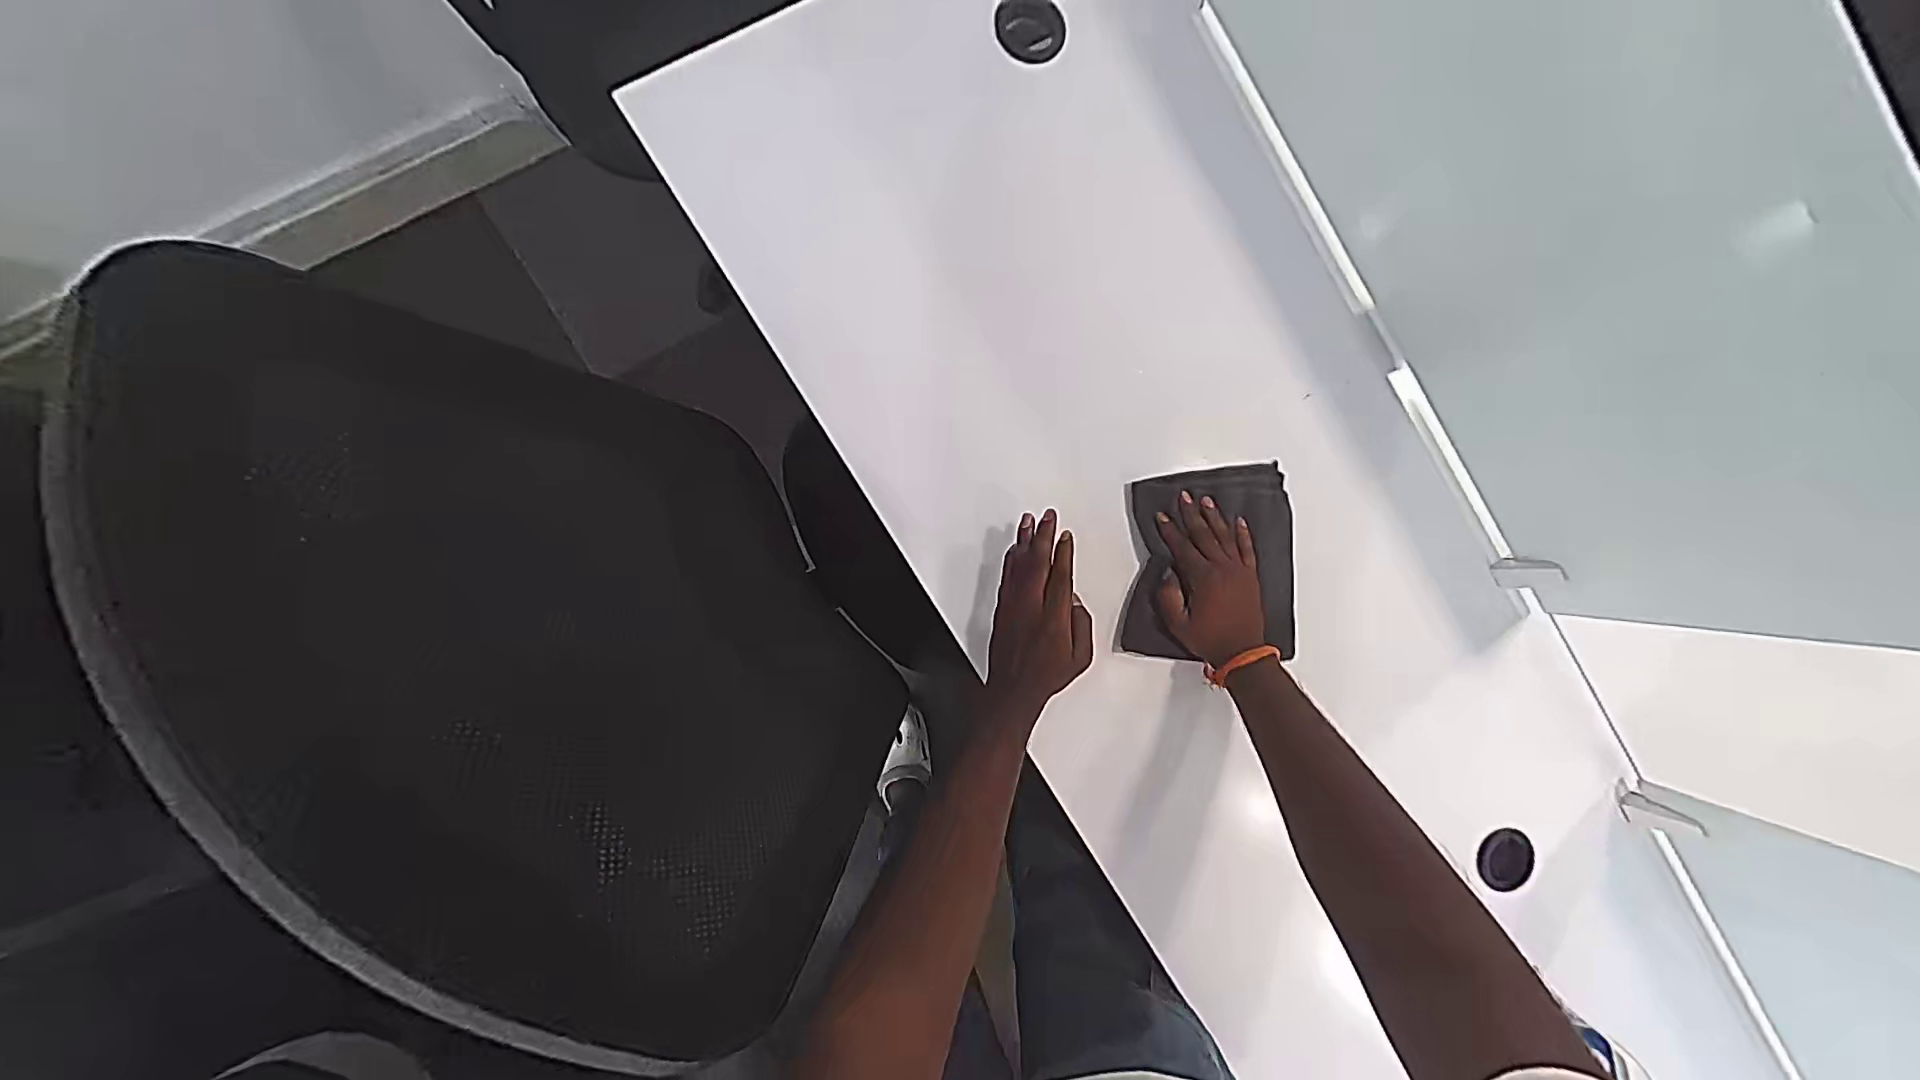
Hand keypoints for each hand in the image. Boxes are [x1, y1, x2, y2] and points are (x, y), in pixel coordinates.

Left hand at [986, 509, 1093, 720]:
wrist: (1013, 689)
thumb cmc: (1045, 675)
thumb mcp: (1080, 656)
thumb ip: (1082, 624)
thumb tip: (1075, 601)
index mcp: (1055, 616)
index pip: (1060, 574)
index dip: (1063, 552)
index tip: (1065, 535)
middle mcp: (1033, 606)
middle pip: (1038, 561)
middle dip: (1043, 535)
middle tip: (1047, 516)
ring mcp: (1014, 605)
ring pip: (1019, 565)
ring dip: (1024, 541)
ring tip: (1028, 521)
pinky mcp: (1002, 608)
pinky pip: (1007, 576)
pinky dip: (1011, 559)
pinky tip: (1013, 548)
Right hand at [1153, 491, 1265, 667]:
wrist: (1242, 652)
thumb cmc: (1210, 639)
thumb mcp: (1177, 622)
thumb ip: (1168, 596)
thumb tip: (1169, 573)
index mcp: (1203, 578)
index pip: (1182, 547)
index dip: (1171, 530)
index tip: (1162, 517)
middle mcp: (1223, 569)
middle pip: (1204, 535)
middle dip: (1191, 515)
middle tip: (1184, 498)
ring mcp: (1239, 571)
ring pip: (1225, 536)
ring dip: (1214, 517)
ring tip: (1206, 502)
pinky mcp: (1250, 576)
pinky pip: (1247, 549)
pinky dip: (1243, 534)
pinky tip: (1238, 521)